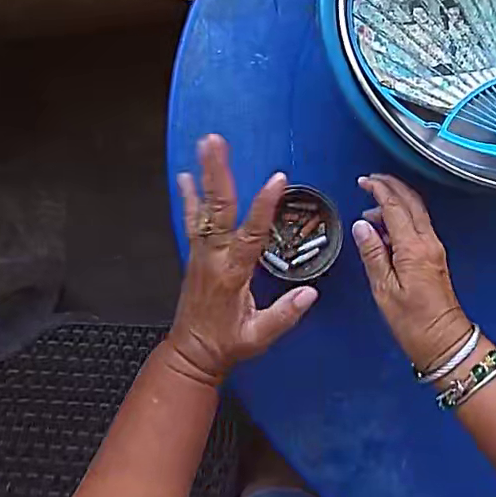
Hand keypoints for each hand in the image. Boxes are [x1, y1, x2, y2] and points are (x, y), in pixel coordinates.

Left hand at [168, 135, 317, 386]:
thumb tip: (310, 293)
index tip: (277, 179)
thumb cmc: (227, 344)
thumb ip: (284, 315)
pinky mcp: (195, 252)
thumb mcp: (258, 337)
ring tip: (205, 144)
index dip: (265, 206)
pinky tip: (185, 176)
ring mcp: (201, 252)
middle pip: (218, 208)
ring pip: (204, 207)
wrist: (190, 354)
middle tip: (215, 142)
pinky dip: (189, 196)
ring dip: (205, 174)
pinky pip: (193, 219)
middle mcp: (214, 256)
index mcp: (233, 273)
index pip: (252, 234)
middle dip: (217, 173)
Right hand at [353, 173, 471, 371]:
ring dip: (396, 202)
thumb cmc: (413, 321)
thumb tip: (362, 226)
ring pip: (416, 212)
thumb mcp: (384, 289)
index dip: (379, 190)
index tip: (364, 181)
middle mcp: (428, 241)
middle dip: (391, 186)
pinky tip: (385, 228)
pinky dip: (402, 217)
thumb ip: (373, 254)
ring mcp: (434, 247)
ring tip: (371, 209)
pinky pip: (418, 226)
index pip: (395, 207)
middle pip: (411, 202)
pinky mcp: (435, 255)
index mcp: (414, 247)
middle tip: (370, 180)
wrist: (445, 340)